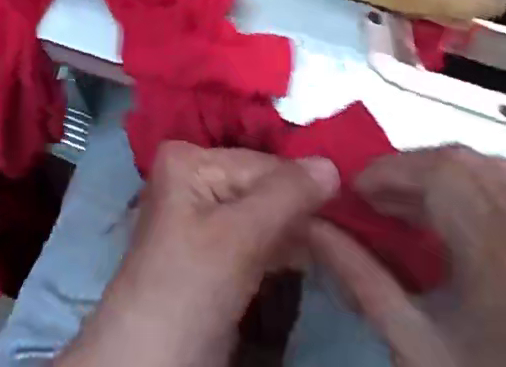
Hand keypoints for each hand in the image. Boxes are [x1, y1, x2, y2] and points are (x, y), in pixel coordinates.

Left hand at [58, 142, 338, 366]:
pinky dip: (286, 248)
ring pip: (266, 214)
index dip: (306, 184)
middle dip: (305, 208)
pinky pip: (259, 238)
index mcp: (189, 160)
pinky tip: (317, 257)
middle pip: (265, 186)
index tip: (355, 202)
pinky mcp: (216, 254)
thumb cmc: (189, 288)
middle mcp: (194, 178)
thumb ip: (286, 197)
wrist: (149, 364)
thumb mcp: (238, 237)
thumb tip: (332, 161)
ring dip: (302, 231)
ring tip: (345, 245)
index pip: (263, 163)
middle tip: (354, 227)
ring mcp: (204, 217)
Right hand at [307, 145, 505, 366]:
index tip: (356, 191)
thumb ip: (359, 276)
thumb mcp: (412, 344)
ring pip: (505, 173)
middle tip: (381, 198)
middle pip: (469, 165)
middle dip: (415, 169)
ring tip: (422, 205)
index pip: (439, 175)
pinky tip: (485, 214)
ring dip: (455, 175)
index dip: (390, 171)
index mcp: (501, 259)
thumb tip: (311, 225)